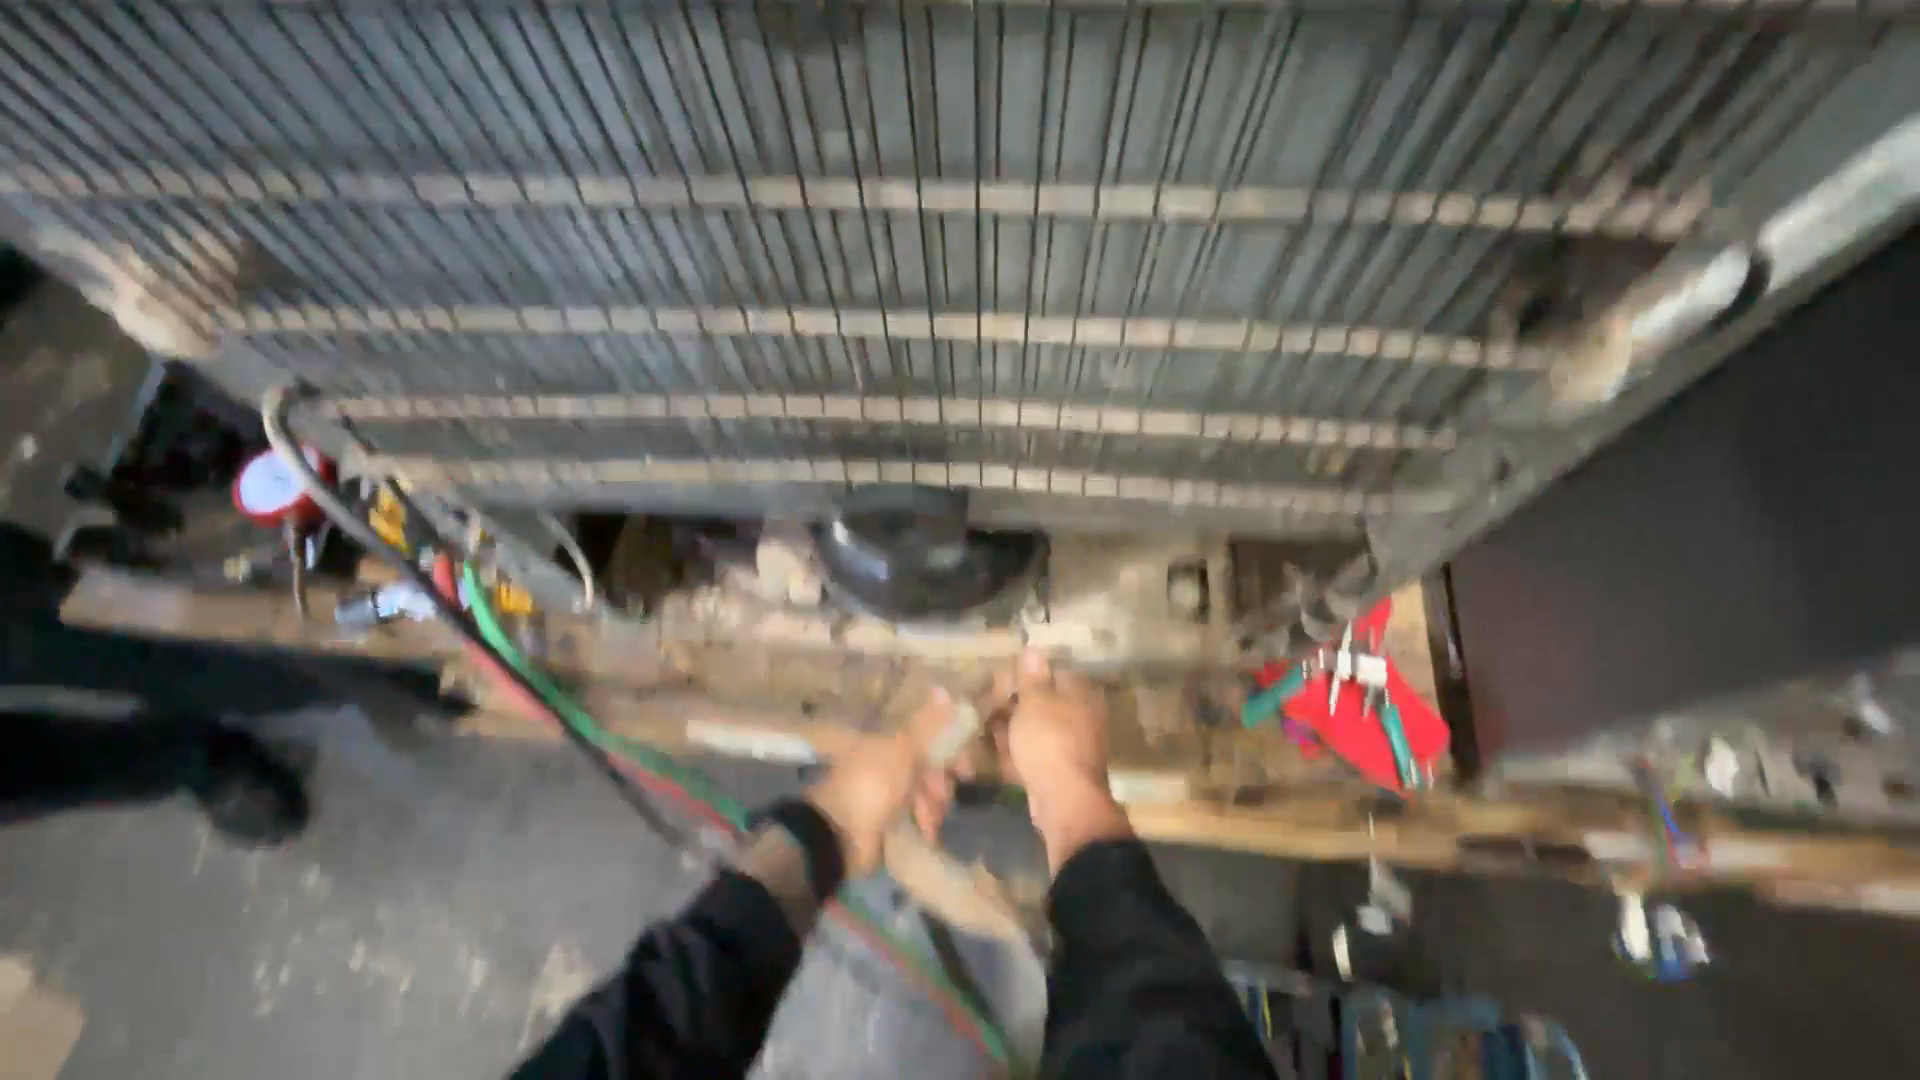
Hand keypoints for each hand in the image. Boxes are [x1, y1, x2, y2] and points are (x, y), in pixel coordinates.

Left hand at [804, 688, 958, 876]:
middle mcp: (886, 763)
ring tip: (928, 822)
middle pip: (925, 767)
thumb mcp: (903, 748)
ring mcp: (884, 793)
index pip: (926, 738)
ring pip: (921, 794)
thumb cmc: (873, 784)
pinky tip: (926, 833)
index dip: (949, 752)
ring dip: (931, 807)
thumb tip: (942, 688)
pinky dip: (922, 822)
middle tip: (941, 797)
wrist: (839, 833)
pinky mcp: (884, 819)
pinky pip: (912, 816)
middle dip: (939, 784)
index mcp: (887, 742)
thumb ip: (927, 723)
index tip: (966, 770)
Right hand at [989, 651, 1132, 870]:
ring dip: (1012, 730)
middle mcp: (1082, 716)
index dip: (1022, 676)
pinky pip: (1035, 754)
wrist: (1064, 800)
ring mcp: (1072, 745)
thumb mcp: (1035, 702)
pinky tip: (995, 754)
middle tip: (985, 708)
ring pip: (1037, 730)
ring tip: (984, 729)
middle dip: (1014, 705)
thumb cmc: (1049, 740)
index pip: (1050, 672)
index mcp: (1080, 693)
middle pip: (1042, 702)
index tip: (997, 684)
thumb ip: (1032, 677)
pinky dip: (1017, 753)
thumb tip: (1034, 649)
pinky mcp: (1060, 770)